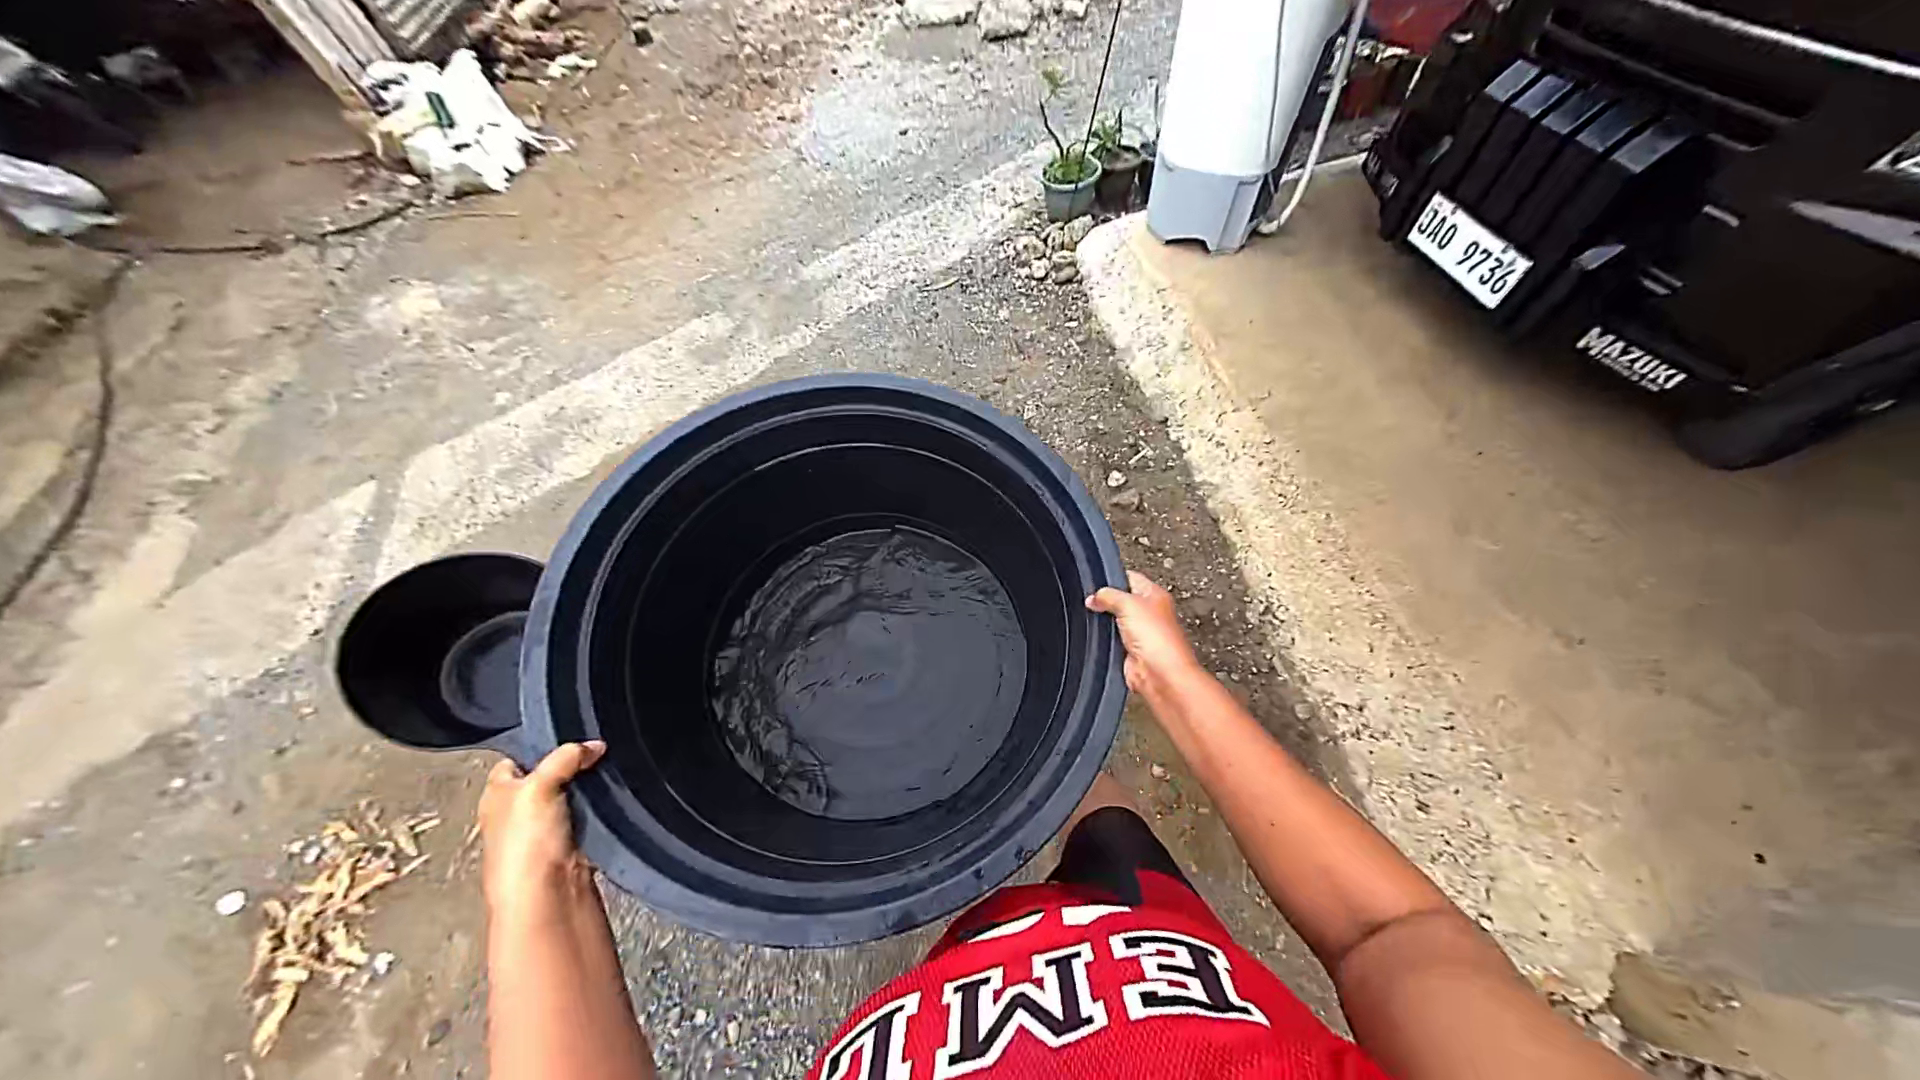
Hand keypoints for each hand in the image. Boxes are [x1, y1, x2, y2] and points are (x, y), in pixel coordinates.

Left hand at [479, 741, 605, 914]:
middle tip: (594, 751)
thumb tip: (595, 746)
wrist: (547, 892)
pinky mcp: (569, 840)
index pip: (515, 760)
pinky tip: (609, 794)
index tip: (569, 737)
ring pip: (571, 792)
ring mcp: (544, 826)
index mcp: (496, 794)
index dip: (539, 747)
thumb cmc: (525, 842)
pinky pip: (587, 811)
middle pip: (548, 774)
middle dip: (571, 763)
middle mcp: (517, 809)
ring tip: (606, 769)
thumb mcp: (539, 785)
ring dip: (587, 784)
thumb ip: (565, 757)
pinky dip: (598, 803)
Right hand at [1086, 571, 1203, 697]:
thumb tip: (1094, 597)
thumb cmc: (1158, 639)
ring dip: (1106, 621)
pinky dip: (1106, 638)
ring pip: (1115, 620)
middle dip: (1106, 601)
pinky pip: (1112, 638)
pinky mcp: (1131, 649)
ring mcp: (1140, 631)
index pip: (1131, 578)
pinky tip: (1102, 637)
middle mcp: (1148, 612)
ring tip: (1097, 618)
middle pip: (1121, 599)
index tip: (1097, 582)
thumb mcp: (1128, 603)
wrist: (1160, 673)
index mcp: (1154, 595)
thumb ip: (1108, 595)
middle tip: (1094, 601)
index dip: (1113, 578)